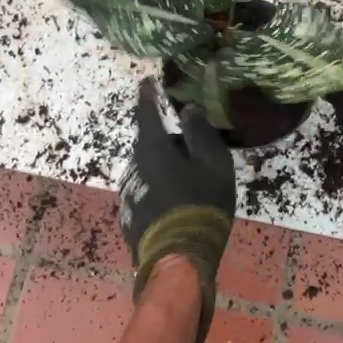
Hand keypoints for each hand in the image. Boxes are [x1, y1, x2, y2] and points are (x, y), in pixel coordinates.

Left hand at [119, 78, 234, 342]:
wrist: (178, 260)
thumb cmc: (202, 205)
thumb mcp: (214, 165)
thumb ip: (201, 133)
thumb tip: (187, 109)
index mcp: (153, 148)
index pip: (146, 112)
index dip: (147, 95)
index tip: (146, 82)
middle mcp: (134, 165)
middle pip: (147, 143)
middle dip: (163, 139)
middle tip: (186, 143)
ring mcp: (129, 192)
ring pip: (145, 168)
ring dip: (161, 166)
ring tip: (185, 177)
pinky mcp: (129, 215)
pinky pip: (145, 190)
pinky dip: (157, 187)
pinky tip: (174, 201)